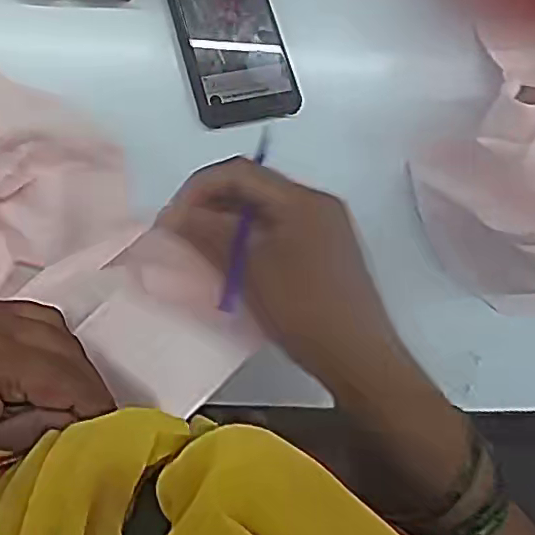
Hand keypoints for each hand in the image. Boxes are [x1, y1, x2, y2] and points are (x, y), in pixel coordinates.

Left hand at [0, 296, 115, 498]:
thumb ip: (39, 430)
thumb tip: (86, 426)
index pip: (66, 375)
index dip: (95, 407)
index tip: (114, 436)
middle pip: (64, 344)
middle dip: (87, 383)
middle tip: (98, 423)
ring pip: (51, 323)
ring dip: (69, 359)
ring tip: (74, 400)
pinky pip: (29, 316)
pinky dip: (47, 340)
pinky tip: (46, 370)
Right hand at [155, 157, 401, 391]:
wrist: (361, 362)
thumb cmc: (305, 313)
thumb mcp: (250, 269)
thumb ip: (209, 232)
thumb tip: (174, 215)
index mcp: (302, 200)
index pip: (238, 172)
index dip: (198, 188)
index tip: (173, 215)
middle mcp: (316, 203)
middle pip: (251, 184)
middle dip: (210, 200)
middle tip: (181, 226)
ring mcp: (323, 225)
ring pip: (261, 205)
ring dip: (226, 217)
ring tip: (198, 241)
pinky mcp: (322, 246)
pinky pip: (275, 224)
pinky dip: (247, 232)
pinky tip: (229, 255)